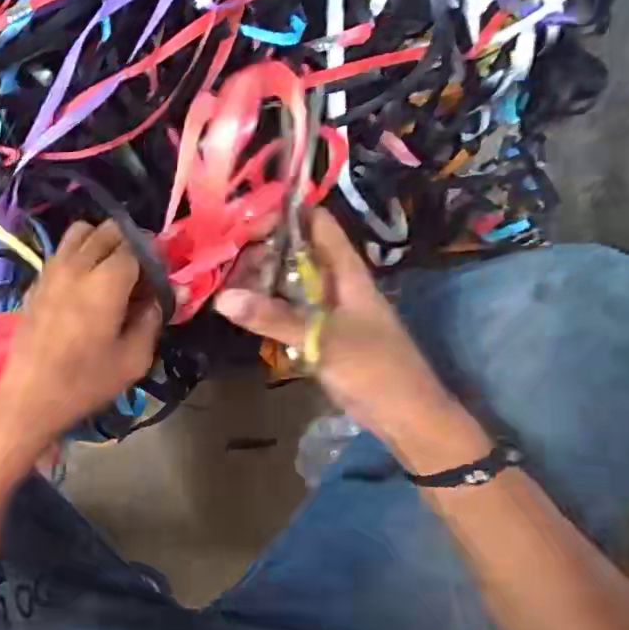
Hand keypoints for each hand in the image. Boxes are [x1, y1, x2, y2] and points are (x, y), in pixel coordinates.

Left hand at [0, 221, 162, 464]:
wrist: (29, 398)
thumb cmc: (85, 382)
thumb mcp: (134, 359)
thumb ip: (153, 319)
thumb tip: (168, 293)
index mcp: (106, 281)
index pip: (137, 246)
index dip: (154, 257)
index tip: (160, 277)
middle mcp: (76, 265)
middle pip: (109, 230)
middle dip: (130, 244)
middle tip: (139, 273)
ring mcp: (50, 270)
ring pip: (80, 231)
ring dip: (100, 242)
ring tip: (110, 272)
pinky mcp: (35, 283)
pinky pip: (60, 252)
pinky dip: (77, 256)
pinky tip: (83, 286)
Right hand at [213, 209, 489, 470]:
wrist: (407, 417)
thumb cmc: (375, 369)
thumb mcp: (323, 339)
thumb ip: (274, 318)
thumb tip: (223, 298)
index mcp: (348, 272)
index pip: (318, 224)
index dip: (286, 213)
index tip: (245, 215)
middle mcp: (335, 283)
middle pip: (296, 251)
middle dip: (262, 248)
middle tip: (222, 253)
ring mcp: (327, 309)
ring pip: (289, 281)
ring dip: (259, 277)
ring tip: (221, 276)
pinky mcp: (319, 333)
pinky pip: (287, 309)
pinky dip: (264, 305)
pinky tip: (238, 307)